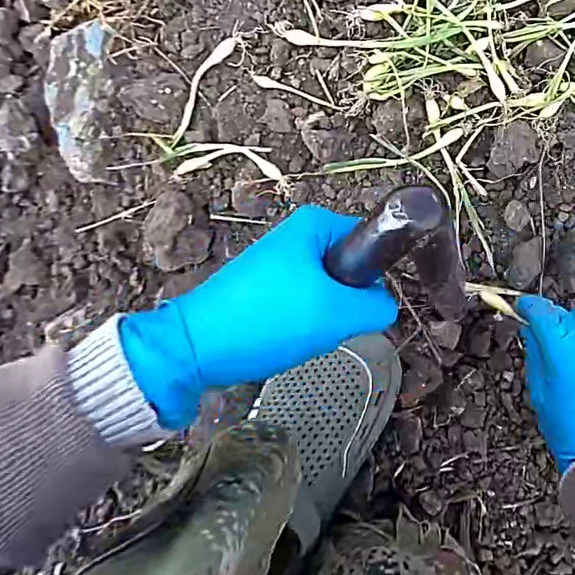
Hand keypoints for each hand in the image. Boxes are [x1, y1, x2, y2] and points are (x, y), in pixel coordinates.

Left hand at [119, 205, 397, 427]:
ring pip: (330, 289)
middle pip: (351, 269)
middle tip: (332, 321)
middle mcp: (298, 234)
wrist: (190, 351)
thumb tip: (385, 307)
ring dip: (326, 314)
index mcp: (316, 223)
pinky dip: (304, 321)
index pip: (372, 243)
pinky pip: (306, 301)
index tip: (362, 304)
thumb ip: (377, 307)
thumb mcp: (336, 315)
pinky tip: (289, 337)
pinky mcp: (265, 286)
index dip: (374, 277)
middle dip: (347, 301)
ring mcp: (279, 260)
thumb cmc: (266, 320)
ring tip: (307, 331)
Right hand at [515, 295, 574, 472]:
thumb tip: (530, 332)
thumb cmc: (570, 428)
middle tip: (544, 339)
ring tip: (569, 353)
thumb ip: (535, 356)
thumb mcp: (540, 394)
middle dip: (552, 322)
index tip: (522, 307)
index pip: (542, 311)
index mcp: (561, 347)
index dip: (529, 306)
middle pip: (564, 314)